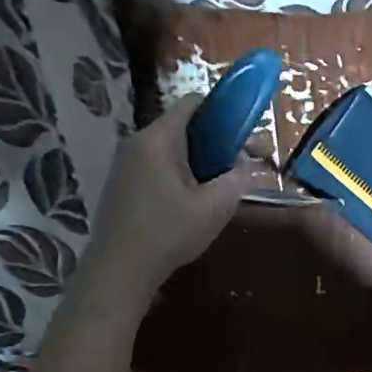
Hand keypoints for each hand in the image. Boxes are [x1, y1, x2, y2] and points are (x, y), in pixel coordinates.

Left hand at [85, 96, 266, 292]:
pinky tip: (197, 196)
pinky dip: (183, 171)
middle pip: (184, 126)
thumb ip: (237, 180)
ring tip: (225, 182)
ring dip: (202, 158)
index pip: (193, 104)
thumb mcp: (214, 208)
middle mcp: (138, 142)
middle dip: (218, 140)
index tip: (248, 133)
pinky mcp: (124, 183)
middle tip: (245, 163)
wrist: (120, 267)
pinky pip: (159, 164)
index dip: (224, 112)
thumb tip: (251, 165)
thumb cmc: (169, 233)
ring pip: (172, 148)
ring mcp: (126, 163)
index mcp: (159, 140)